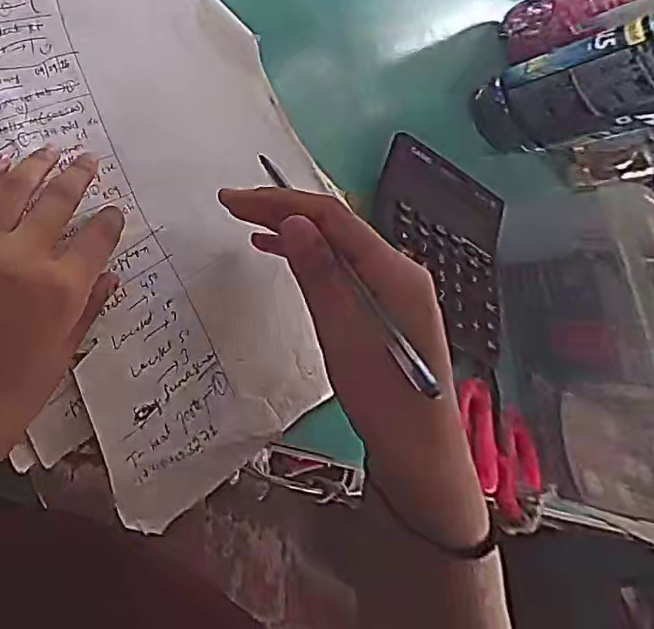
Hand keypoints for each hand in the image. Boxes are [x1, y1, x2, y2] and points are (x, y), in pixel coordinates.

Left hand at [0, 148, 125, 509]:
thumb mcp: (55, 364)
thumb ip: (85, 313)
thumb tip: (109, 278)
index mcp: (60, 290)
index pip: (96, 239)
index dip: (109, 221)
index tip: (113, 211)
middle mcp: (23, 257)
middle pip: (58, 201)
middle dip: (78, 175)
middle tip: (87, 158)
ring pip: (13, 188)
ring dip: (35, 164)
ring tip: (50, 149)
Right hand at [219, 187, 488, 547]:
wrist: (419, 454)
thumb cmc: (383, 399)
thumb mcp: (341, 332)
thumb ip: (318, 272)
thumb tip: (291, 221)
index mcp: (394, 269)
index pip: (330, 215)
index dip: (279, 201)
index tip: (236, 201)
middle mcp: (397, 268)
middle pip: (332, 223)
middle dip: (281, 208)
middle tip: (234, 204)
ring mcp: (391, 284)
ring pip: (333, 240)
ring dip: (290, 226)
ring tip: (248, 221)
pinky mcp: (381, 300)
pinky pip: (338, 262)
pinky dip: (306, 252)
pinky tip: (278, 249)